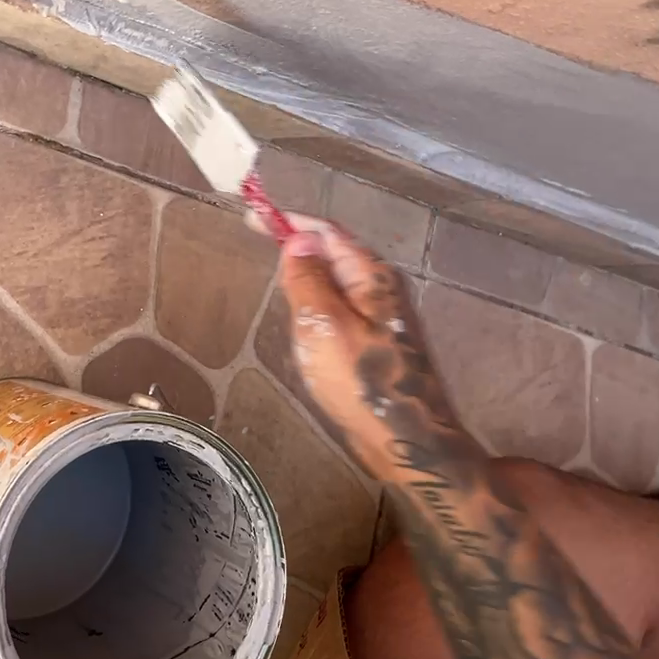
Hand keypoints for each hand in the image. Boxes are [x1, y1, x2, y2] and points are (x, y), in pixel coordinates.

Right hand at [274, 213, 471, 477]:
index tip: (253, 216)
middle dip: (298, 242)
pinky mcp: (376, 340)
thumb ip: (307, 279)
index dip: (289, 221)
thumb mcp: (321, 325)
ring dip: (306, 270)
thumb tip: (297, 239)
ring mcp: (381, 315)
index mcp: (370, 276)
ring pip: (336, 280)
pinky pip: (338, 304)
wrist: (405, 442)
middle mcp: (380, 288)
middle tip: (259, 239)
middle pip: (334, 252)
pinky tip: (300, 313)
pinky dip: (314, 297)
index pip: (326, 233)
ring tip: (275, 270)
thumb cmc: (360, 381)